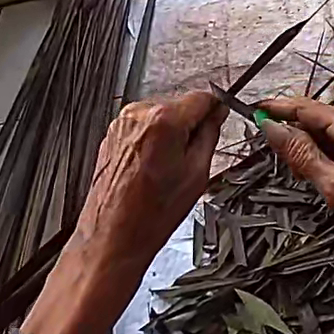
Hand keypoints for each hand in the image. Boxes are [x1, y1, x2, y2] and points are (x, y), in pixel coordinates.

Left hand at [22, 90, 227, 333]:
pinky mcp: (112, 134)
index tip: (220, 117)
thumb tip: (216, 115)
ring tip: (169, 169)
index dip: (216, 108)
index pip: (202, 96)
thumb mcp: (197, 174)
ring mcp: (122, 123)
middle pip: (180, 105)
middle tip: (194, 156)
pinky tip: (153, 170)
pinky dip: (153, 142)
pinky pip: (144, 128)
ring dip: (171, 134)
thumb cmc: (150, 214)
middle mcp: (139, 114)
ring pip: (161, 116)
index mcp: (164, 120)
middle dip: (191, 125)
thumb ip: (209, 135)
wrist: (112, 236)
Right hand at [257, 96, 333, 262]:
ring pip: (330, 132)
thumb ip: (301, 154)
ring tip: (291, 163)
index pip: (307, 108)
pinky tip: (315, 171)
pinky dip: (324, 153)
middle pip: (318, 118)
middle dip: (292, 129)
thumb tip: (272, 129)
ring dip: (308, 144)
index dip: (278, 108)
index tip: (255, 109)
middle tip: (267, 142)